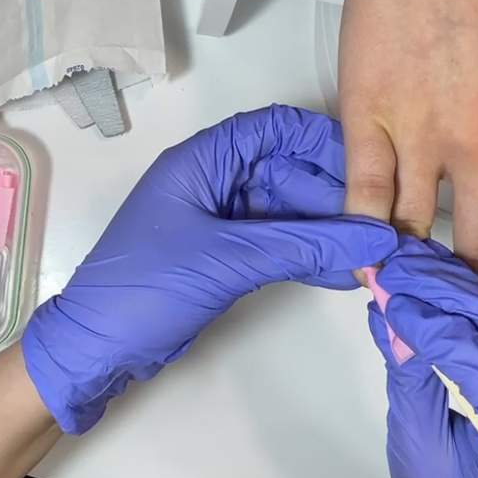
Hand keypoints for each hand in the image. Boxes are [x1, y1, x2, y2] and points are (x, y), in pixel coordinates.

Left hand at [25, 106, 397, 433]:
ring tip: (369, 254)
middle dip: (330, 196)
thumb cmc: (147, 288)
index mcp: (198, 162)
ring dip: (322, 231)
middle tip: (378, 225)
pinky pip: (271, 244)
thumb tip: (373, 239)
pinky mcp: (220, 255)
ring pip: (281, 211)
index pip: (270, 130)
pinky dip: (303, 256)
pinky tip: (340, 272)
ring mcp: (214, 220)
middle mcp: (208, 182)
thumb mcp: (226, 260)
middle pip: (282, 171)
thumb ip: (301, 246)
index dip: (320, 142)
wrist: (99, 347)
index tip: (368, 167)